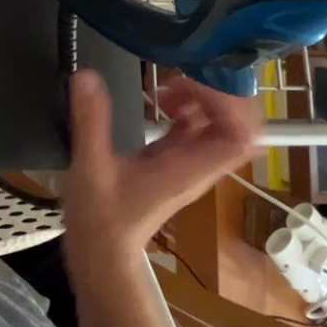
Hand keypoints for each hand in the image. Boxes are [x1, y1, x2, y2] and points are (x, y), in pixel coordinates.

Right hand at [61, 70, 262, 258]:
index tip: (196, 79)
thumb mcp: (92, 165)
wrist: (102, 252)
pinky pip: (193, 130)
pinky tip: (157, 99)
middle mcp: (196, 166)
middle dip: (216, 95)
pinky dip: (184, 109)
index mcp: (189, 169)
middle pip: (235, 127)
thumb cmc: (101, 216)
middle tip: (182, 75)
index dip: (229, 104)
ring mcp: (185, 164)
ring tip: (166, 83)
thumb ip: (92, 121)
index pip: (238, 137)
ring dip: (200, 99)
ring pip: (216, 127)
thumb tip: (88, 77)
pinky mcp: (170, 162)